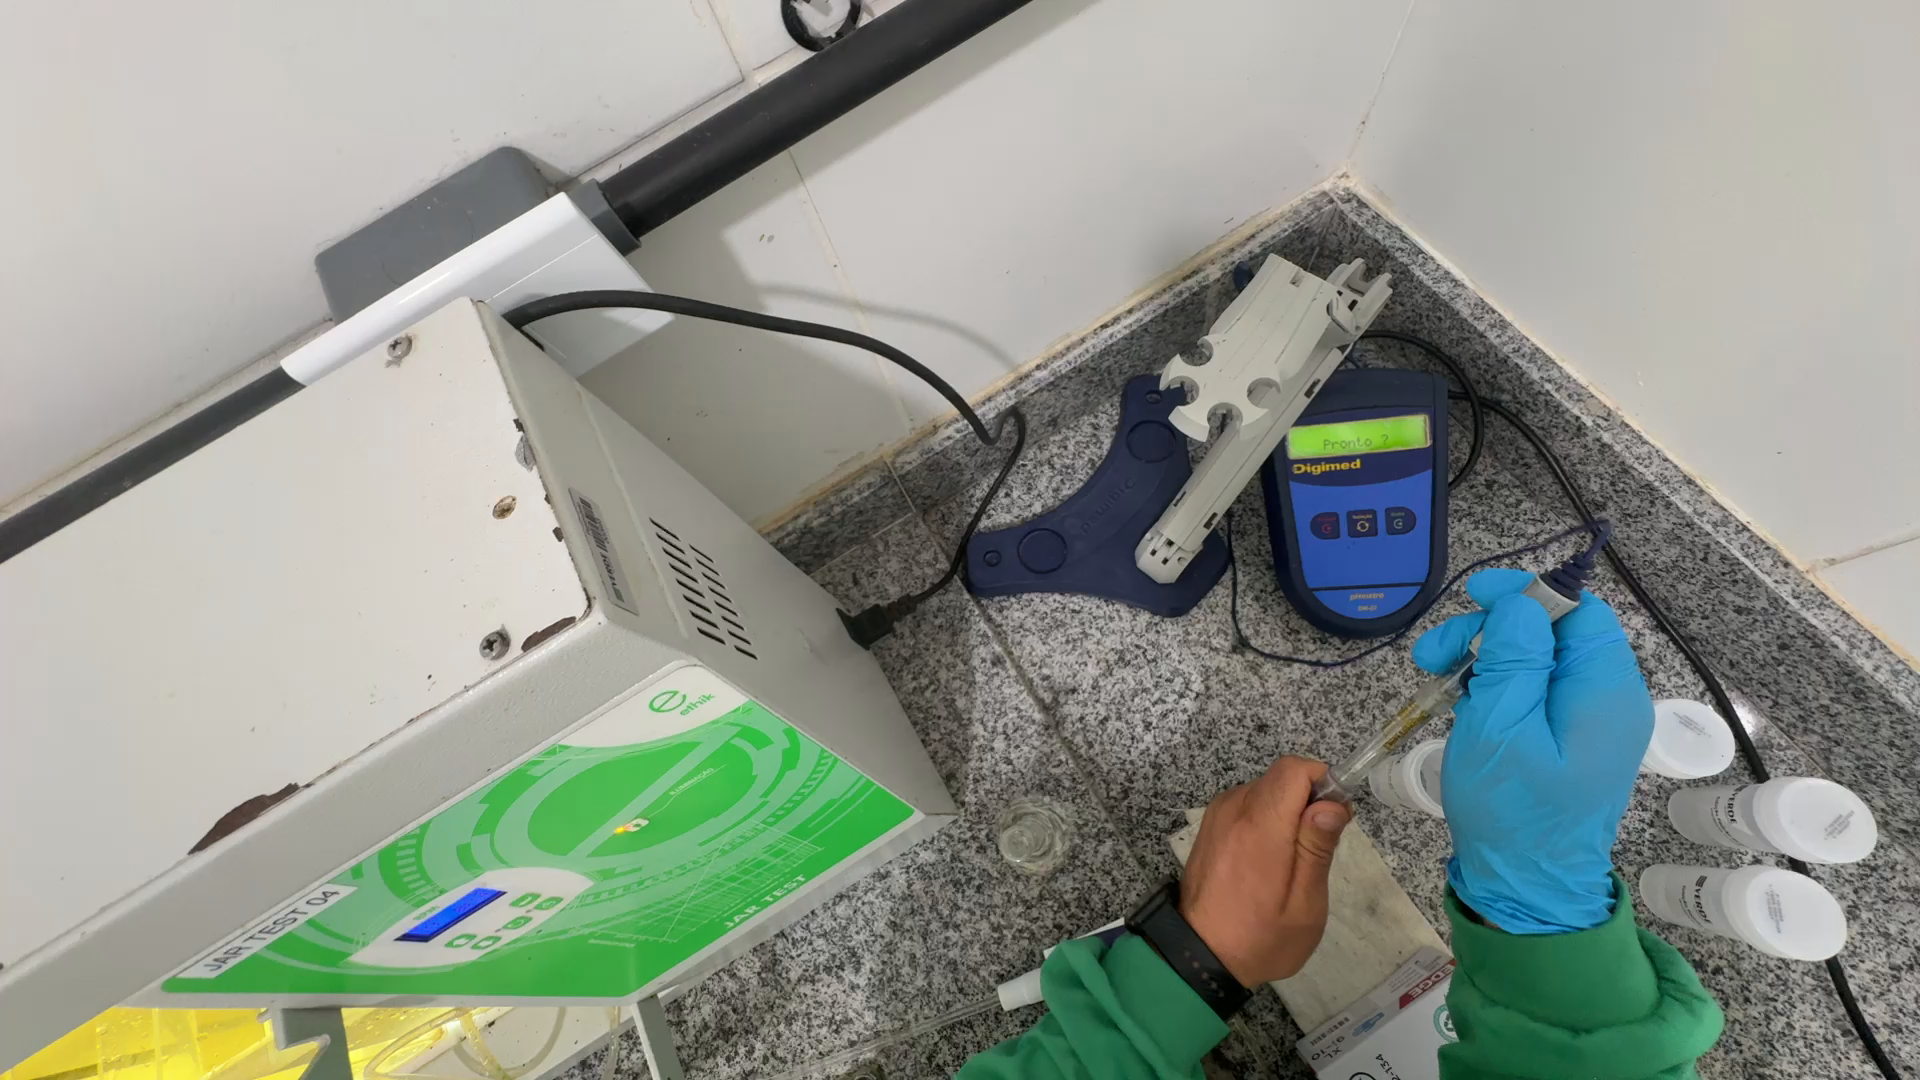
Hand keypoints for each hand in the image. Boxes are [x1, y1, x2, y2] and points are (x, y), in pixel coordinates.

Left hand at [1178, 756, 1351, 985]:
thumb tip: (1331, 803)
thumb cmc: (1261, 935)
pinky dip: (1268, 820)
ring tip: (1293, 863)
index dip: (1322, 783)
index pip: (1293, 769)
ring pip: (1267, 790)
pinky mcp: (1212, 820)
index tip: (1336, 818)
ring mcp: (1219, 811)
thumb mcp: (1304, 903)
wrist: (1200, 949)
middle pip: (1282, 778)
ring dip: (1289, 813)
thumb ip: (1316, 847)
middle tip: (1318, 851)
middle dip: (1309, 803)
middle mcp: (1234, 806)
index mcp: (1259, 823)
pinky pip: (1250, 803)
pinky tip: (1270, 860)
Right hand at [1412, 568, 1652, 933]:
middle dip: (1487, 629)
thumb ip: (1512, 657)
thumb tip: (1519, 602)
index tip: (1471, 596)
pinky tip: (1458, 699)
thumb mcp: (1499, 723)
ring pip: (1531, 657)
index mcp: (1602, 692)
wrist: (1524, 879)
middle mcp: (1604, 699)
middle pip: (1549, 632)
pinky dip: (1489, 681)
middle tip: (1431, 653)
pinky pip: (1529, 687)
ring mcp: (1584, 720)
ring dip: (1480, 654)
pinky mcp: (1562, 735)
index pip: (1579, 613)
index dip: (1527, 594)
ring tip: (1434, 675)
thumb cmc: (1510, 804)